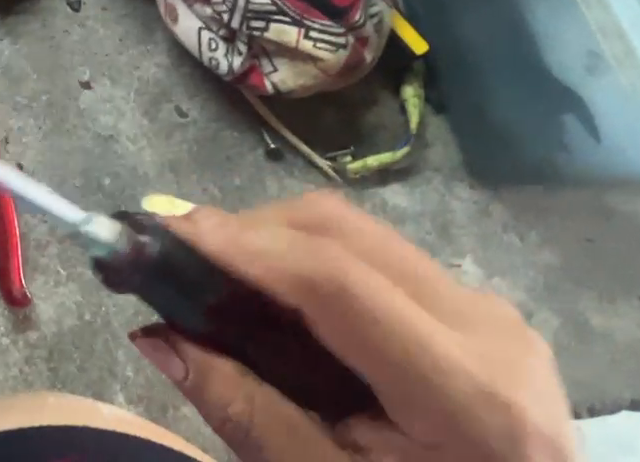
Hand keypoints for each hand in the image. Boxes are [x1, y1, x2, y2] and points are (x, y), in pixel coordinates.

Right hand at [130, 192, 575, 461]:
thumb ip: (243, 411)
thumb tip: (153, 335)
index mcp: (467, 395)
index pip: (336, 282)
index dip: (243, 245)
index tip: (166, 229)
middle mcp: (486, 329)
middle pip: (340, 231)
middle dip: (247, 227)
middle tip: (179, 249)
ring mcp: (486, 309)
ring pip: (353, 228)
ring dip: (273, 233)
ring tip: (216, 264)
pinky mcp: (474, 305)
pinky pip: (371, 248)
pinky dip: (306, 250)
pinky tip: (272, 284)